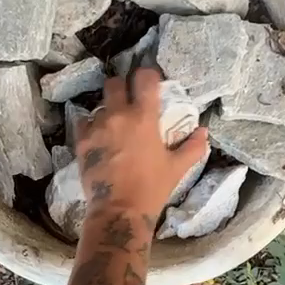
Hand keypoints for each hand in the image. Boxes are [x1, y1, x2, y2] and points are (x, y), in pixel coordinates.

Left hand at [76, 67, 210, 220]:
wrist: (119, 210)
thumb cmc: (152, 188)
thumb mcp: (177, 168)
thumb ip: (193, 147)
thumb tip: (203, 132)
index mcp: (144, 117)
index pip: (144, 78)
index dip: (147, 75)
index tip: (150, 81)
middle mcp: (118, 115)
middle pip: (114, 83)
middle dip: (122, 86)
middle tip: (128, 99)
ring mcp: (96, 126)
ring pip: (99, 104)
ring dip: (107, 110)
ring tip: (113, 125)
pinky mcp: (81, 141)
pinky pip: (83, 122)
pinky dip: (90, 126)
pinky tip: (98, 137)